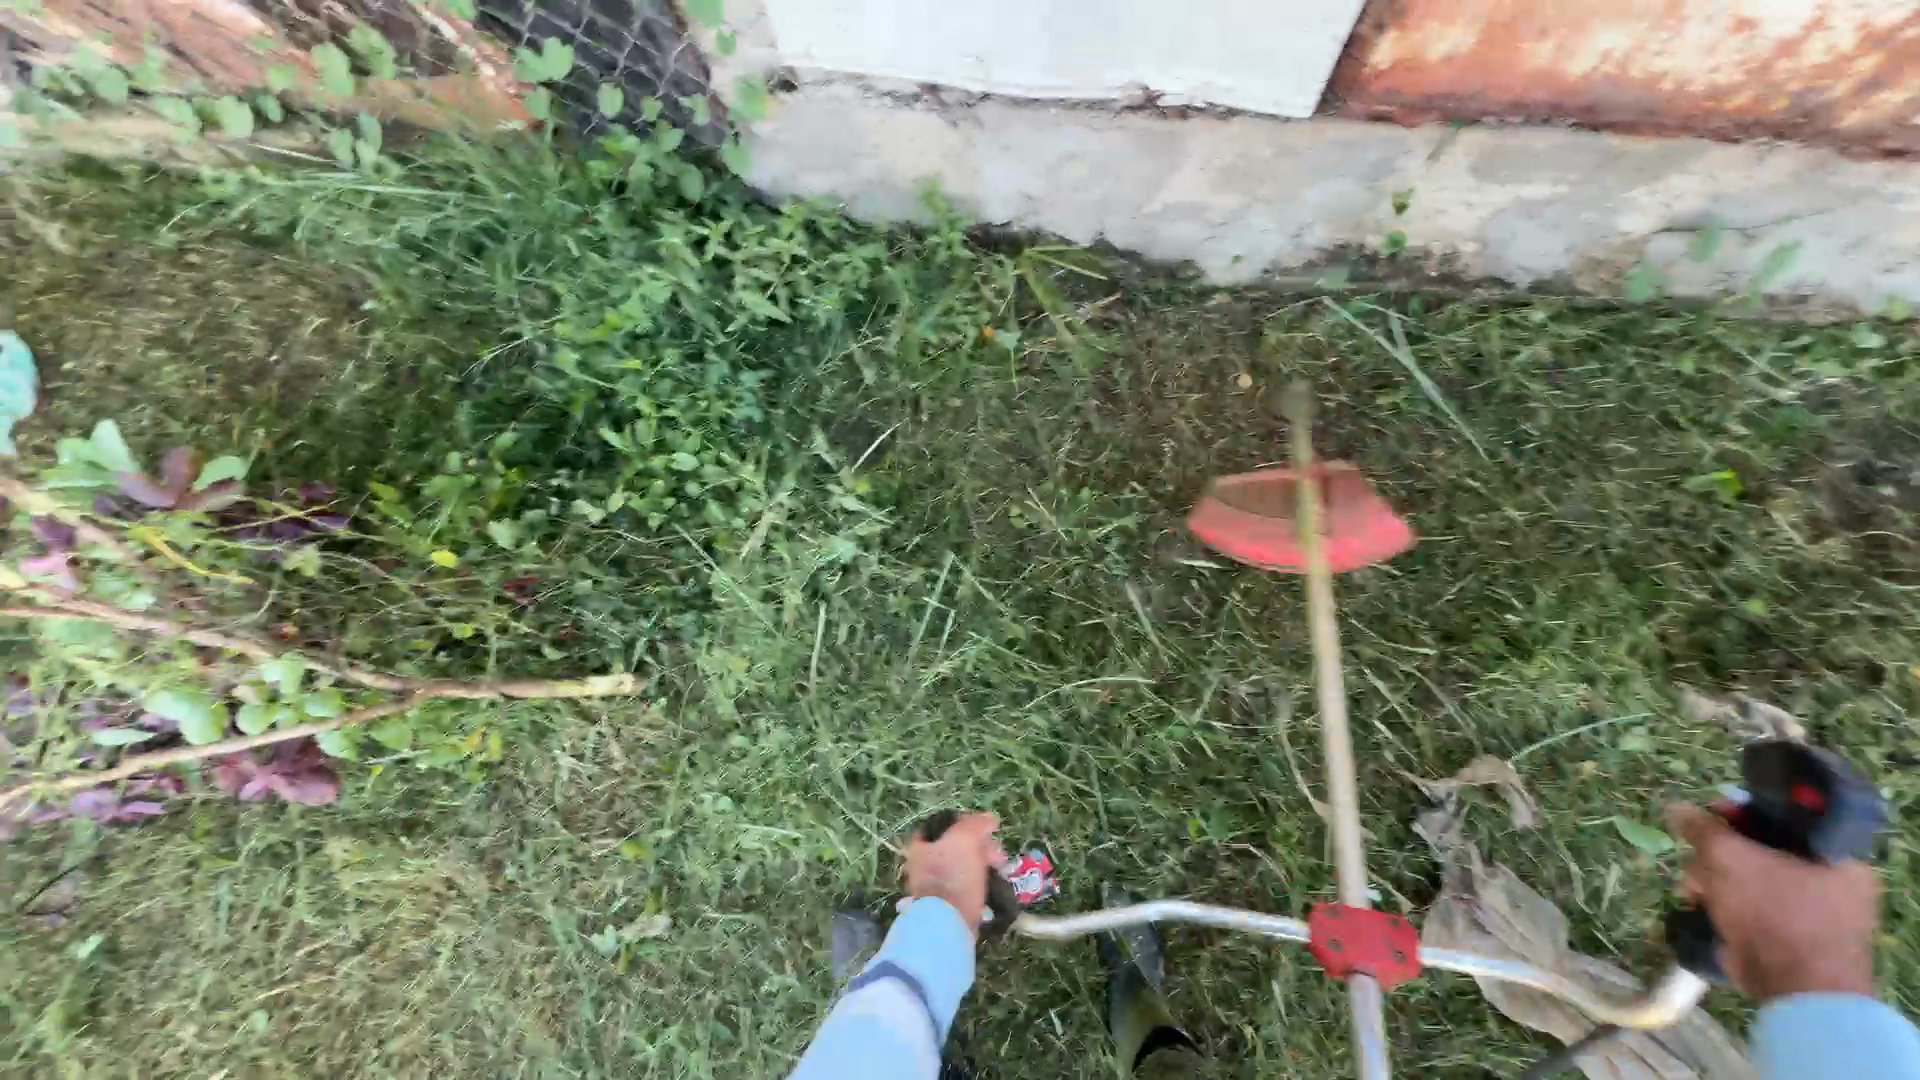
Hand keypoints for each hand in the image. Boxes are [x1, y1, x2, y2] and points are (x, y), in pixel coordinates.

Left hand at [903, 812, 1005, 937]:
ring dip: (983, 863)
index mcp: (922, 842)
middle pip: (958, 843)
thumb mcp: (965, 838)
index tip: (988, 832)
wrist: (948, 922)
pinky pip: (965, 882)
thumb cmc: (954, 875)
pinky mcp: (946, 900)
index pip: (949, 822)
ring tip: (999, 870)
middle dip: (982, 845)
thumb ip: (976, 823)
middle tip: (997, 855)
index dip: (971, 823)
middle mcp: (923, 860)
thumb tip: (989, 819)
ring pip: (964, 863)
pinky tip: (991, 883)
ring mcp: (933, 881)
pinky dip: (979, 880)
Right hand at [1669, 802, 1879, 1000]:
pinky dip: (1718, 899)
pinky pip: (1743, 899)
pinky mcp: (1785, 929)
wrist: (1793, 983)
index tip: (1706, 817)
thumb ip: (1702, 828)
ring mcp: (1807, 908)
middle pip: (1752, 848)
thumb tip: (1677, 808)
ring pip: (1740, 874)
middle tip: (1699, 862)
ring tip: (1695, 891)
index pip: (1778, 818)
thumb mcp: (1728, 857)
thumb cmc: (1771, 909)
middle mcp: (1827, 880)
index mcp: (1834, 858)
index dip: (1737, 813)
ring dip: (1708, 878)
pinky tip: (1700, 904)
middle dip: (1713, 855)